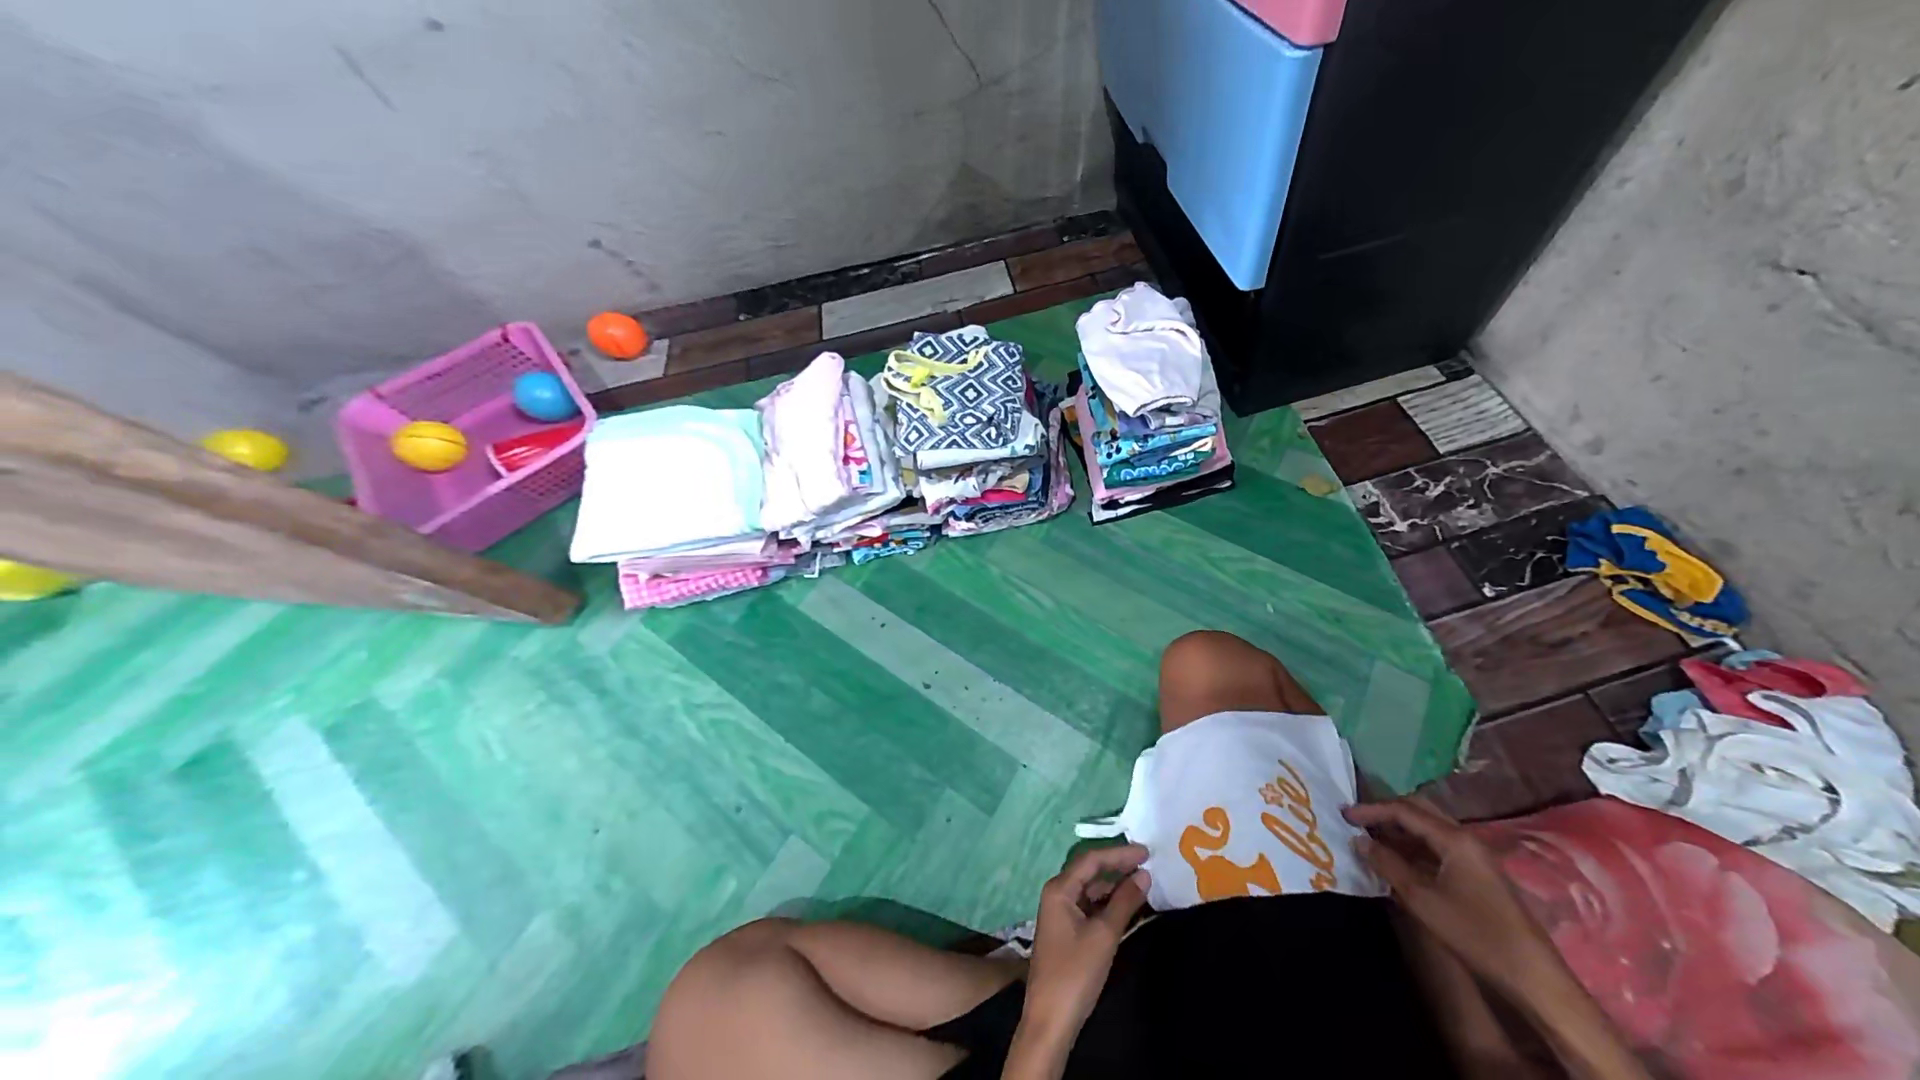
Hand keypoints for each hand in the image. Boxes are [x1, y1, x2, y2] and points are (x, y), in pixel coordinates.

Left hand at [1023, 844, 1150, 1036]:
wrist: (1051, 1018)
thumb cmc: (1076, 972)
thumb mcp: (1104, 935)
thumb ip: (1124, 901)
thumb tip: (1144, 875)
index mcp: (1059, 889)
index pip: (1091, 860)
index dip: (1119, 854)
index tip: (1147, 852)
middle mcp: (1057, 894)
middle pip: (1089, 871)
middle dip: (1117, 865)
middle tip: (1147, 862)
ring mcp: (1061, 913)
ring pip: (1090, 889)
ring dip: (1114, 884)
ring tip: (1143, 880)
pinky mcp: (1067, 930)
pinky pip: (1090, 906)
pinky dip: (1109, 902)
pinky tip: (1128, 904)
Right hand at [1343, 798, 1560, 994]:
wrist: (1531, 976)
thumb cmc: (1474, 933)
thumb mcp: (1421, 898)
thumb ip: (1387, 864)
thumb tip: (1359, 840)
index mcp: (1455, 839)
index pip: (1405, 810)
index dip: (1371, 809)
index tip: (1343, 815)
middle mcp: (1466, 839)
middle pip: (1420, 812)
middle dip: (1385, 812)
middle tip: (1356, 821)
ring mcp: (1475, 856)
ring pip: (1430, 830)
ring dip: (1399, 830)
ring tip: (1370, 839)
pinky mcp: (1478, 874)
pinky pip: (1439, 847)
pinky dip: (1413, 847)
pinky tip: (1397, 860)